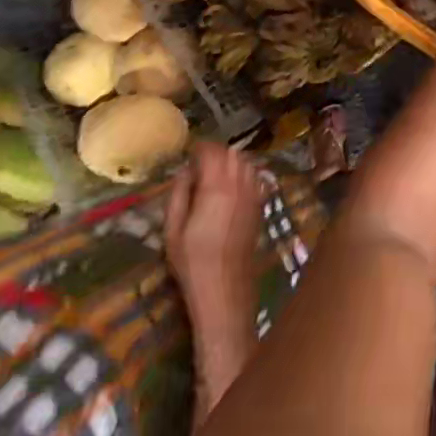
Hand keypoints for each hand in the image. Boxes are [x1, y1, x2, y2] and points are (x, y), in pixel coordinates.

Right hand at [165, 142, 264, 418]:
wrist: (225, 287)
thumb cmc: (193, 261)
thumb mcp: (174, 228)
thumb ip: (179, 193)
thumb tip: (185, 170)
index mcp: (216, 187)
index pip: (212, 152)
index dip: (199, 148)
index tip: (187, 152)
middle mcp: (240, 185)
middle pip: (233, 153)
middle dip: (216, 153)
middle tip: (198, 163)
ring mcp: (255, 194)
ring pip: (247, 163)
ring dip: (232, 161)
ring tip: (214, 173)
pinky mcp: (262, 205)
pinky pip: (256, 178)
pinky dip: (244, 174)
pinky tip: (231, 186)